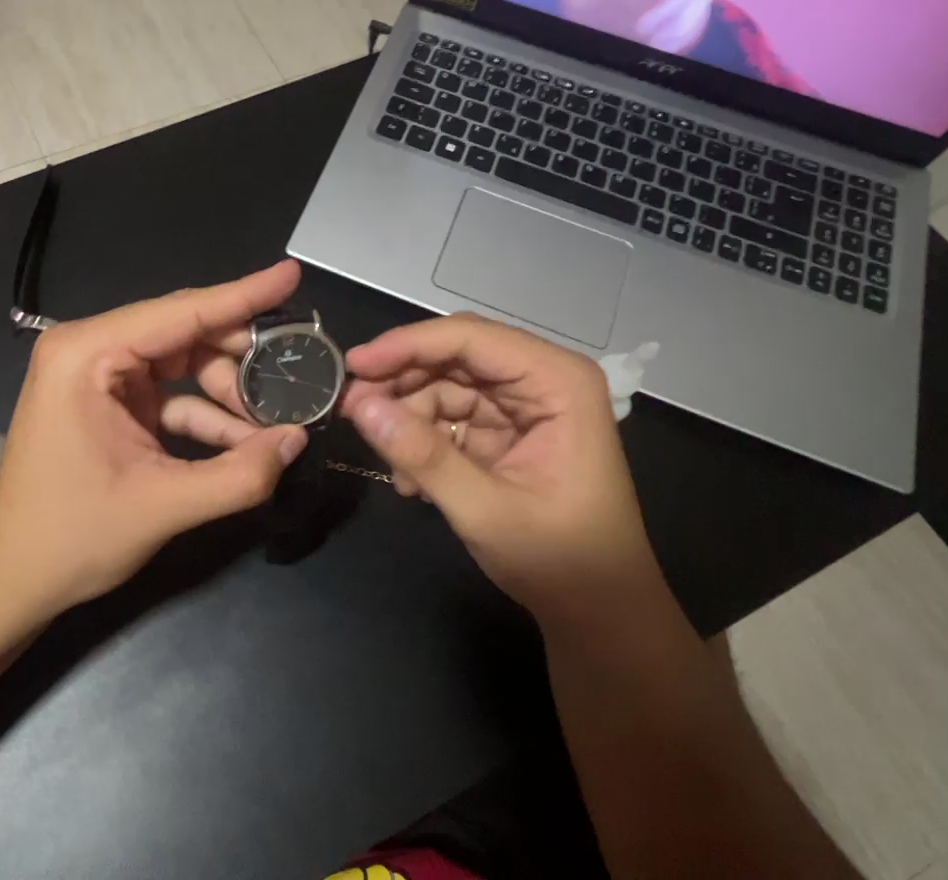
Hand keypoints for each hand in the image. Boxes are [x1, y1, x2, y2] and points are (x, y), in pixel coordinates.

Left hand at [0, 261, 309, 614]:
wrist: (14, 579)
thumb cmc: (70, 537)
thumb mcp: (162, 506)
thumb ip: (239, 475)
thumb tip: (298, 440)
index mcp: (86, 354)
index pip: (180, 312)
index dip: (243, 296)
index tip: (292, 275)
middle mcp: (90, 351)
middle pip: (184, 333)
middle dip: (242, 355)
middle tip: (301, 365)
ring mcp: (100, 378)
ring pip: (184, 364)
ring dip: (230, 392)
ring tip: (277, 419)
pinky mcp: (111, 406)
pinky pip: (173, 396)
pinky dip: (209, 417)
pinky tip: (247, 442)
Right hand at [340, 313, 649, 617]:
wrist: (597, 609)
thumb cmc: (559, 558)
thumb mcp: (486, 509)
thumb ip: (423, 455)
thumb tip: (360, 407)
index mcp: (557, 382)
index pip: (470, 338)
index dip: (406, 346)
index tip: (352, 366)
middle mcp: (541, 380)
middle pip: (454, 357)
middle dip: (401, 383)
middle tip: (351, 413)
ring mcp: (523, 406)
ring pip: (445, 387)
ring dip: (409, 421)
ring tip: (394, 471)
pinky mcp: (505, 431)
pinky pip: (450, 418)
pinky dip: (423, 443)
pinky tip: (411, 483)